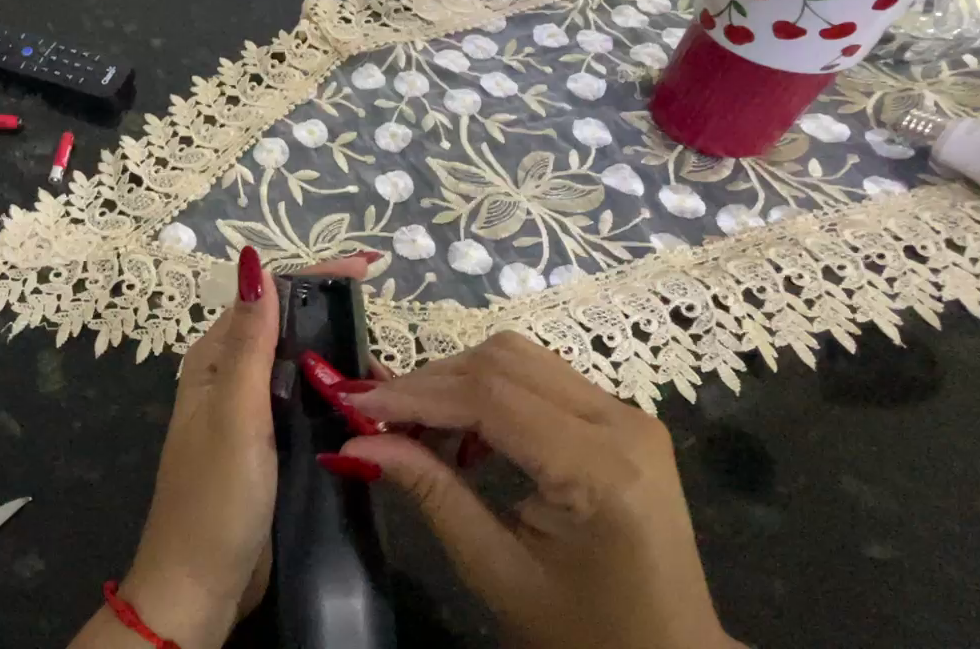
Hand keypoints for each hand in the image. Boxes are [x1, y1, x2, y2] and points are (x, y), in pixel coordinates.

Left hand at [71, 250, 369, 648]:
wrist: (201, 585)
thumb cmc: (215, 495)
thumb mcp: (235, 413)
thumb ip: (249, 342)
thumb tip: (255, 264)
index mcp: (214, 360)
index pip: (266, 301)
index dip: (313, 280)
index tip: (367, 270)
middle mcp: (231, 378)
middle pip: (287, 333)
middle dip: (334, 327)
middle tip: (386, 348)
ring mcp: (251, 415)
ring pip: (301, 372)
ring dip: (339, 366)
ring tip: (389, 381)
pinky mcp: (270, 448)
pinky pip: (306, 409)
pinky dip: (335, 401)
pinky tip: (370, 410)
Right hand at [339, 332, 740, 648]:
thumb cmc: (584, 632)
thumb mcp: (496, 569)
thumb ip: (429, 491)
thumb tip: (354, 442)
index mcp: (601, 471)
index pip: (489, 399)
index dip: (413, 393)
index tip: (352, 401)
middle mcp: (622, 423)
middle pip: (501, 362)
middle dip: (428, 381)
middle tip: (376, 415)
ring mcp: (626, 414)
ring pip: (515, 357)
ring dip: (454, 379)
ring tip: (416, 424)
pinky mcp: (619, 416)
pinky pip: (536, 376)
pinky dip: (485, 388)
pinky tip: (464, 431)